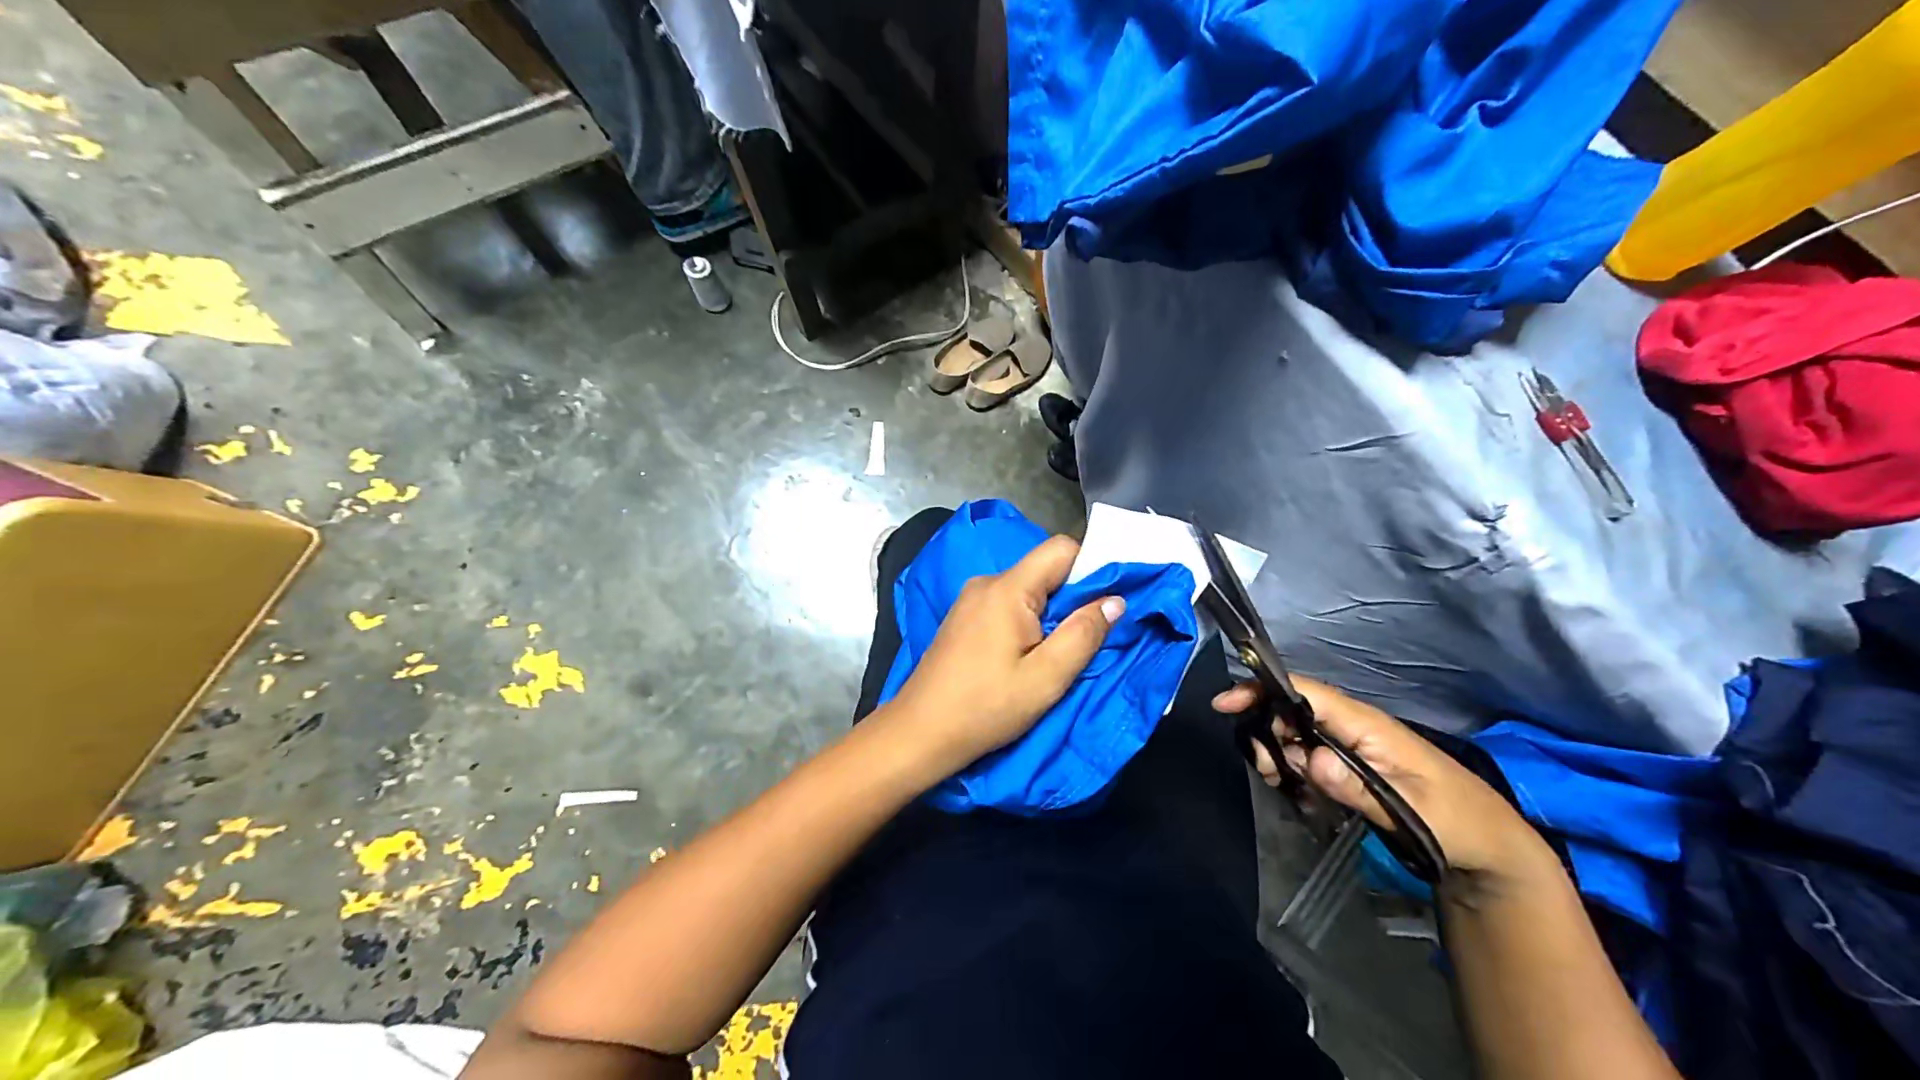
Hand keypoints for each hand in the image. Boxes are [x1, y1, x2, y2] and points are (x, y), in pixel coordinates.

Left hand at [883, 535, 1123, 779]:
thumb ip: (1084, 634)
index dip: (1093, 566)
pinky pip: (1009, 604)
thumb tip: (1115, 600)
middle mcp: (988, 582)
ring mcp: (971, 599)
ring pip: (1028, 589)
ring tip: (1062, 650)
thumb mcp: (1046, 678)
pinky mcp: (964, 618)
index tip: (1114, 599)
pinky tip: (1031, 653)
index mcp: (1008, 588)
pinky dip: (1029, 620)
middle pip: (1045, 569)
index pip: (1062, 549)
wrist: (920, 732)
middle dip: (1075, 595)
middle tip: (1093, 633)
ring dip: (1053, 612)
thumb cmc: (985, 707)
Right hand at [1213, 676, 1552, 886]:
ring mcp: (1352, 743)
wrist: (1490, 846)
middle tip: (1268, 772)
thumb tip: (1310, 759)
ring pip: (1294, 735)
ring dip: (1278, 756)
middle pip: (1291, 712)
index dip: (1262, 691)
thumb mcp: (1413, 811)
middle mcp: (1354, 726)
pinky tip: (1302, 795)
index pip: (1305, 692)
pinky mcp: (1351, 762)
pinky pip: (1307, 756)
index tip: (1226, 704)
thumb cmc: (1458, 823)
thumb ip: (1359, 787)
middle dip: (1267, 735)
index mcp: (1367, 725)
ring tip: (1284, 786)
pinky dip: (1293, 771)